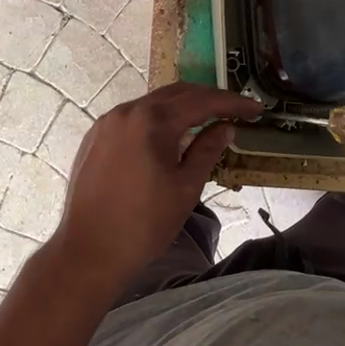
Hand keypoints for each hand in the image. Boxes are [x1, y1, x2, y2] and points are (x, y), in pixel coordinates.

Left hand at [53, 83, 262, 282]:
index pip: (201, 101)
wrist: (89, 251)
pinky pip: (133, 117)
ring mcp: (107, 122)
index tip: (255, 108)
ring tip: (206, 120)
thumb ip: (207, 150)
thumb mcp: (185, 187)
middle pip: (176, 94)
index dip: (231, 103)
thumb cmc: (144, 224)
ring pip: (152, 104)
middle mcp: (127, 111)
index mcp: (152, 120)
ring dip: (181, 108)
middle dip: (207, 99)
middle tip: (234, 110)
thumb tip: (225, 127)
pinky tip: (168, 136)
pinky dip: (156, 120)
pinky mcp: (95, 136)